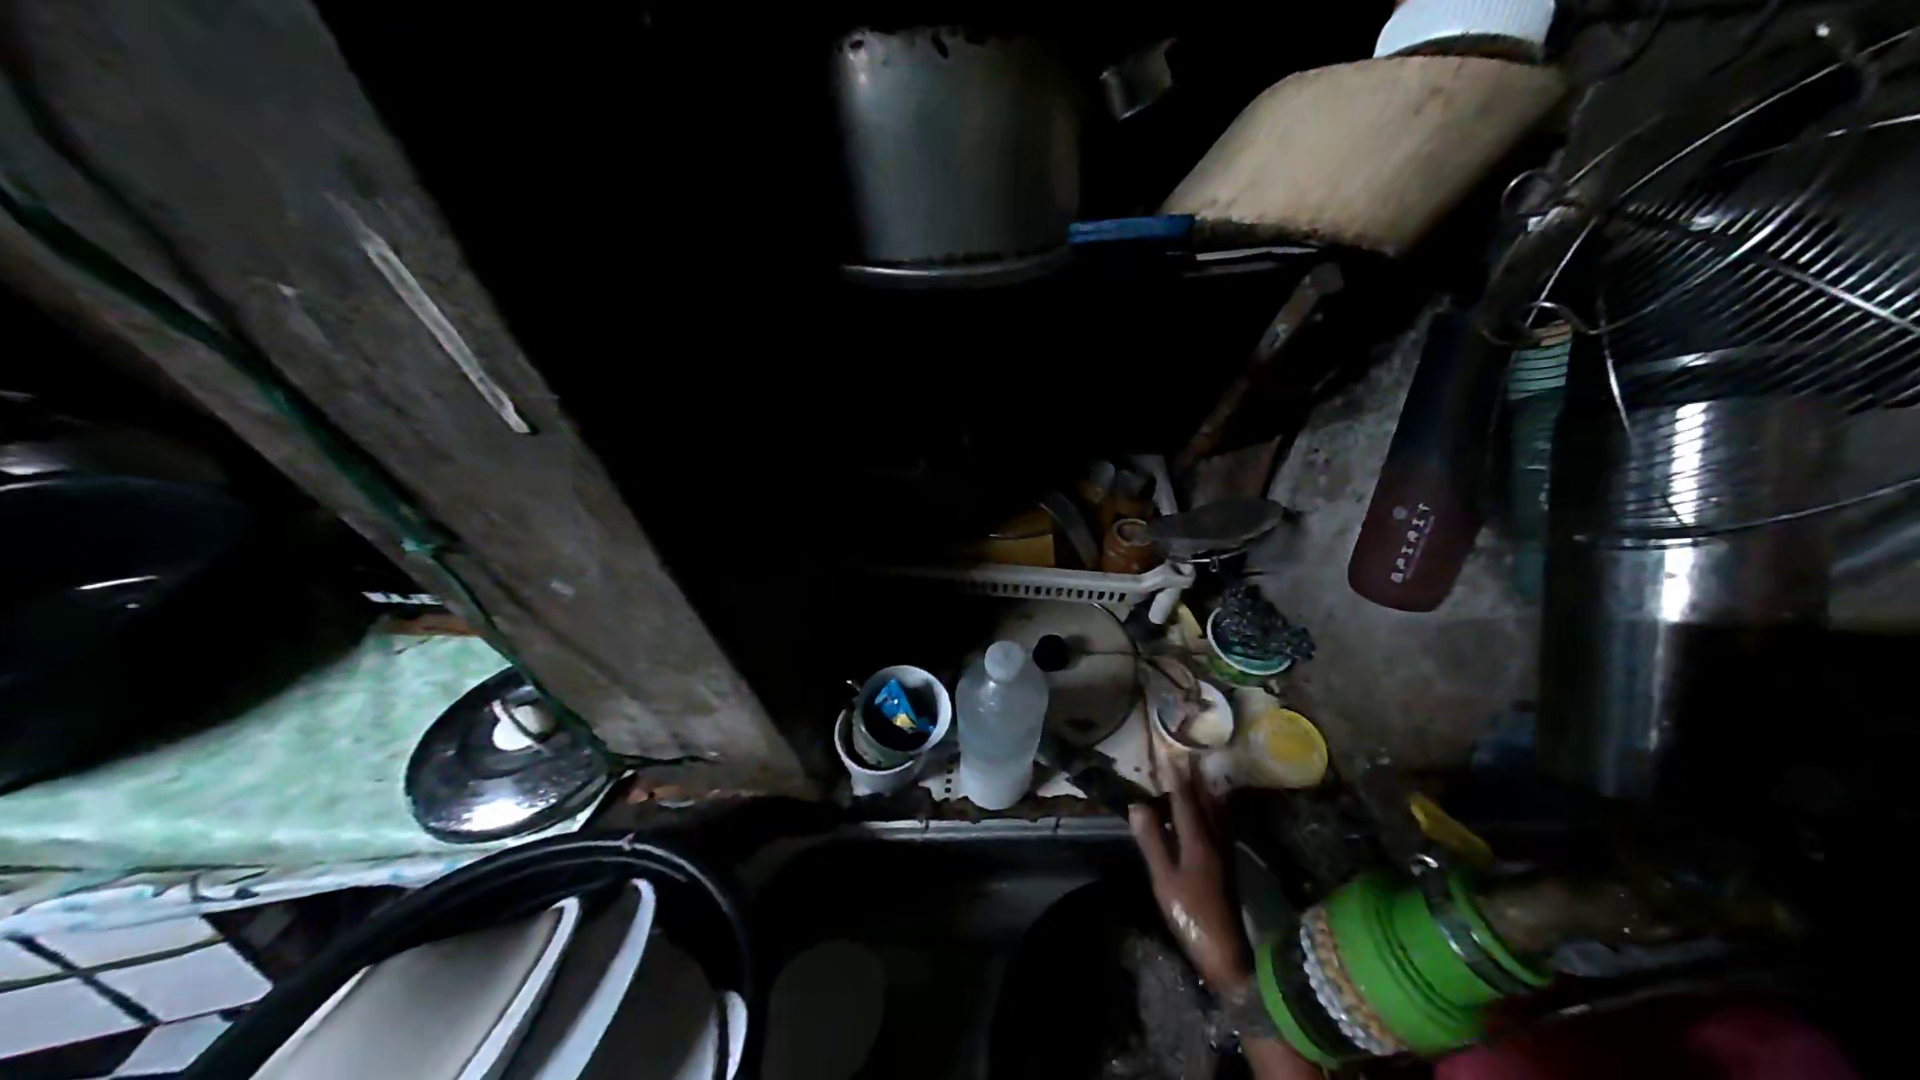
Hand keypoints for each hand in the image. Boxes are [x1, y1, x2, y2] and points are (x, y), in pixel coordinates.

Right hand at [1128, 760, 1250, 994]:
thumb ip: (1151, 841)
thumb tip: (1138, 806)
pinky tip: (1209, 809)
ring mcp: (1224, 851)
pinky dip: (1213, 806)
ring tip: (1199, 772)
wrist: (1225, 953)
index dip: (1174, 776)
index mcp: (1198, 841)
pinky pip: (1221, 821)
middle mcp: (1216, 839)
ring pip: (1218, 810)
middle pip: (1206, 800)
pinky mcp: (1227, 862)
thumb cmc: (1189, 915)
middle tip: (1185, 754)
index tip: (1166, 753)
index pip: (1185, 800)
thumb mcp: (1163, 880)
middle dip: (1195, 777)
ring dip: (1207, 789)